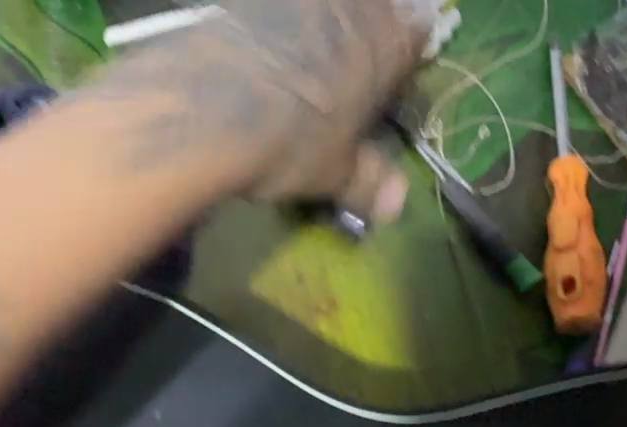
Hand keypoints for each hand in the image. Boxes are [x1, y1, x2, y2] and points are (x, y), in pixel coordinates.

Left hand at [91, 0, 434, 224]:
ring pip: (318, 12)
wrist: (212, 106)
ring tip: (285, 76)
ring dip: (309, 36)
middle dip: (354, 48)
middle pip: (368, 17)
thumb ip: (368, 182)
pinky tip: (245, 63)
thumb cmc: (291, 142)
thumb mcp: (332, 173)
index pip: (414, 42)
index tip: (376, 99)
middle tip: (330, 87)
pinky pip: (267, 14)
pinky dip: (263, 34)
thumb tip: (394, 207)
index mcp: (391, 40)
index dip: (396, 71)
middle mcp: (356, 1)